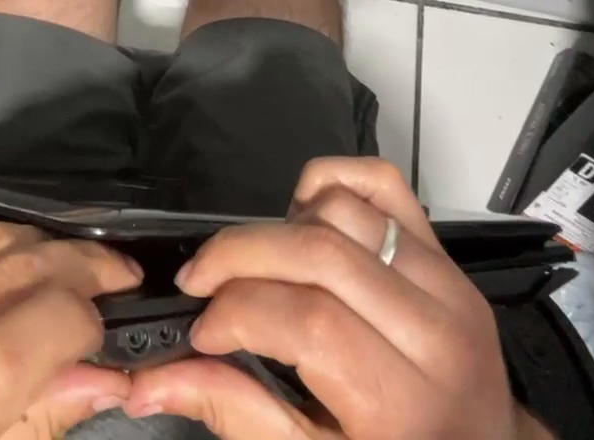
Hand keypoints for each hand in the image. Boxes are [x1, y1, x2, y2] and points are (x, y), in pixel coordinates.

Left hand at [0, 221, 141, 439]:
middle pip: (4, 276)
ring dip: (48, 245)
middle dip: (78, 264)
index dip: (74, 324)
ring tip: (84, 264)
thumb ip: (31, 426)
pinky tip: (23, 268)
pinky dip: (1, 247)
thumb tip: (106, 377)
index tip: (109, 327)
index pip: (6, 349)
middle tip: (121, 276)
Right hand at [124, 157, 527, 439]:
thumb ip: (233, 411)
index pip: (305, 321)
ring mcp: (444, 280)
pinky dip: (328, 184)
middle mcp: (433, 332)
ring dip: (280, 227)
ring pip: (341, 210)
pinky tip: (303, 223)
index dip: (234, 312)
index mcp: (404, 402)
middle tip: (201, 282)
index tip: (200, 330)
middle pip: (316, 253)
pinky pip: (380, 182)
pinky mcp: (442, 251)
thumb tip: (148, 381)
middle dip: (236, 256)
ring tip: (262, 267)